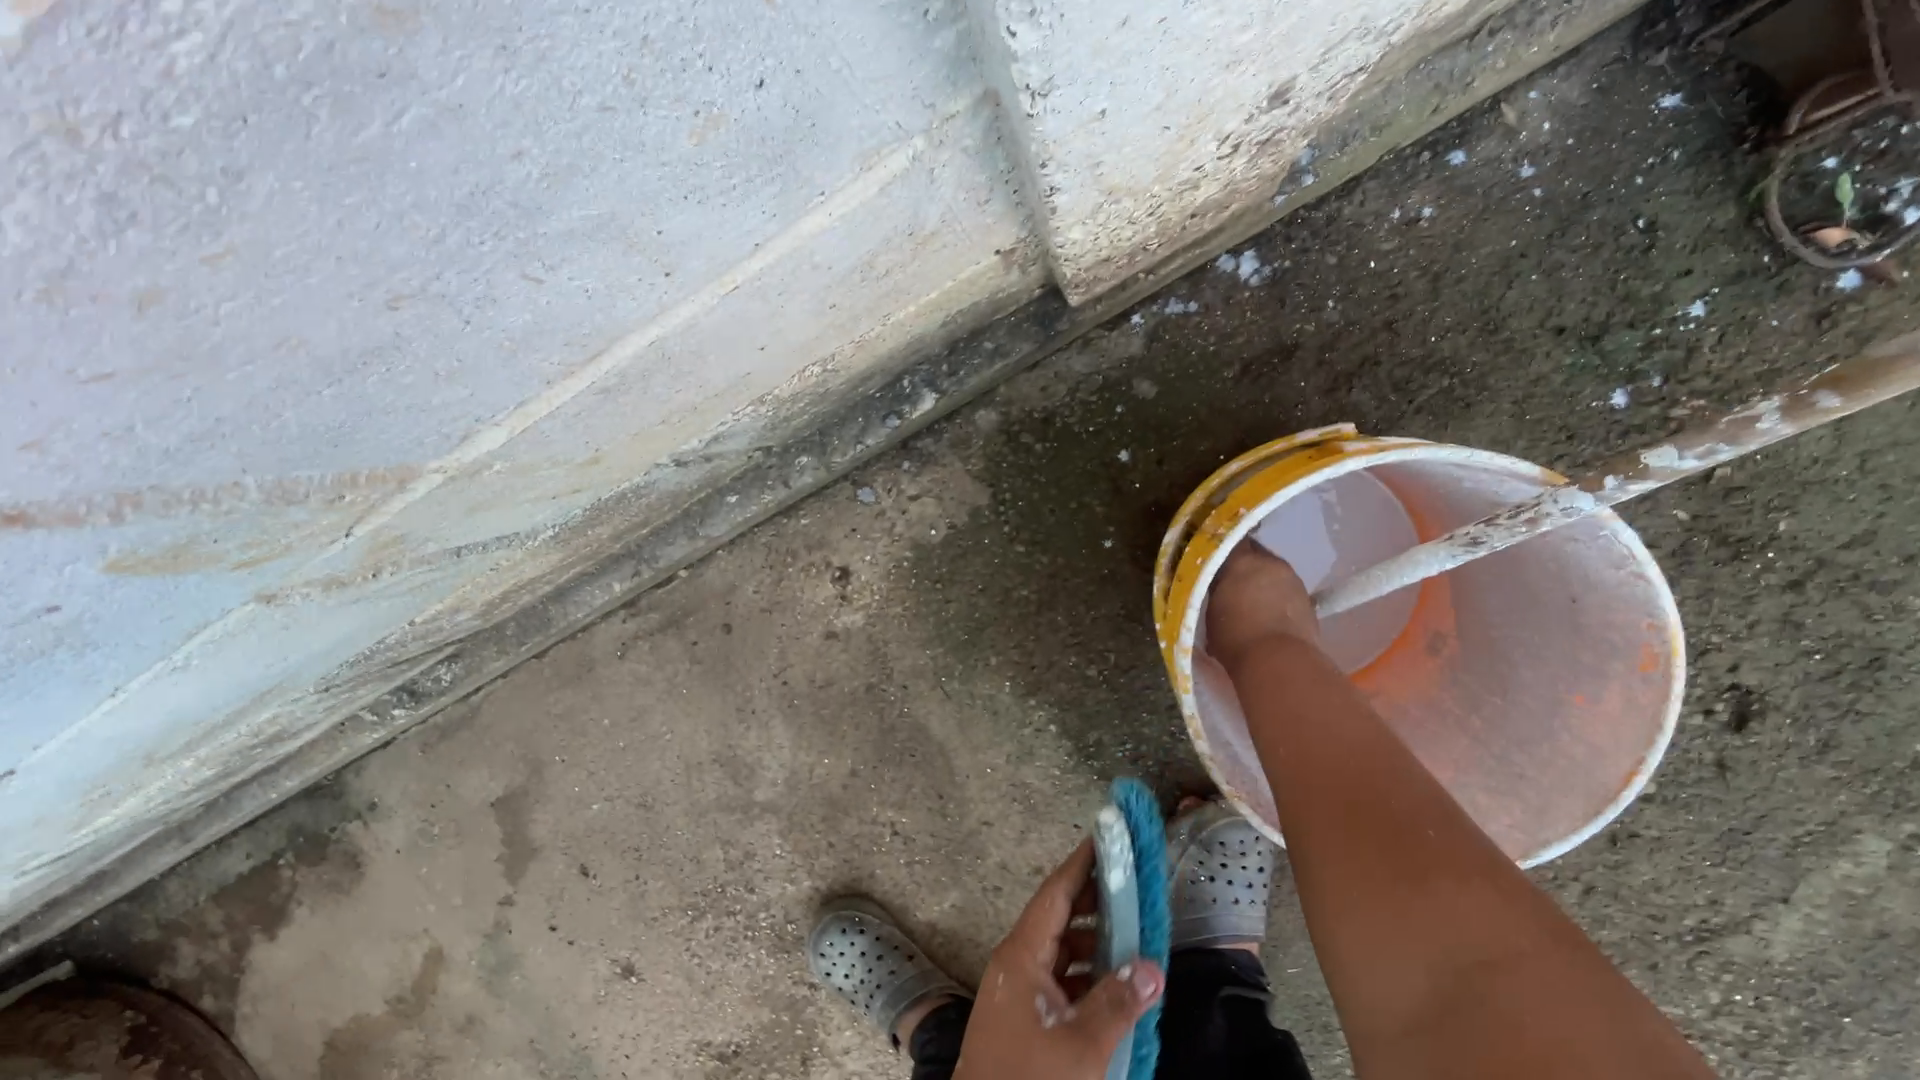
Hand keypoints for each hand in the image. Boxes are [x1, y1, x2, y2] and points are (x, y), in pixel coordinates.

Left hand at [953, 841, 1163, 1079]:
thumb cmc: (1030, 1078)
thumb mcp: (1081, 1045)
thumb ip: (1119, 1002)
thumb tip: (1152, 966)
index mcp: (1022, 954)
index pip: (1055, 893)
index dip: (1082, 864)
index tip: (1107, 836)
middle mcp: (1018, 962)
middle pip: (1059, 916)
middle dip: (1097, 899)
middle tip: (1136, 881)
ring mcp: (1020, 989)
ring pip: (1062, 949)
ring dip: (1096, 941)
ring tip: (1137, 933)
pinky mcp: (1026, 1014)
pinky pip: (1061, 978)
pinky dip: (1089, 973)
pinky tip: (1119, 983)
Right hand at [1206, 543, 1319, 669]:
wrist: (1280, 662)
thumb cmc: (1235, 637)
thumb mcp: (1212, 612)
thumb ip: (1216, 593)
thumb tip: (1218, 590)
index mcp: (1242, 561)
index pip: (1230, 541)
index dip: (1222, 550)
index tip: (1214, 559)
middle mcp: (1271, 563)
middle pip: (1256, 555)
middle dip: (1245, 565)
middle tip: (1231, 581)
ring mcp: (1294, 580)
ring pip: (1273, 573)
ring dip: (1263, 582)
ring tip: (1252, 601)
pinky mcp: (1309, 601)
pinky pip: (1287, 592)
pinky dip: (1278, 598)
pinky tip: (1270, 615)